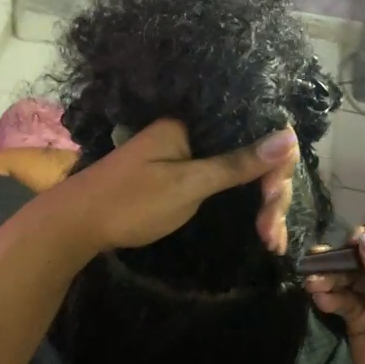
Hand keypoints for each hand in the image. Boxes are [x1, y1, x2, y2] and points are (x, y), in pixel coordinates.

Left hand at [43, 119, 299, 253]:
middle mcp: (194, 132)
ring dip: (261, 204)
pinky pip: (225, 181)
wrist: (76, 224)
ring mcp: (188, 154)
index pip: (257, 133)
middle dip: (272, 194)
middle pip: (253, 155)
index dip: (276, 168)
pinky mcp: (183, 174)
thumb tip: (288, 136)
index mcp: (193, 124)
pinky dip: (242, 204)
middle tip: (273, 235)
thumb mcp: (188, 184)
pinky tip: (261, 230)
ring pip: (242, 173)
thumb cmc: (130, 202)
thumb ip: (237, 163)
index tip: (275, 203)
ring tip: (272, 240)